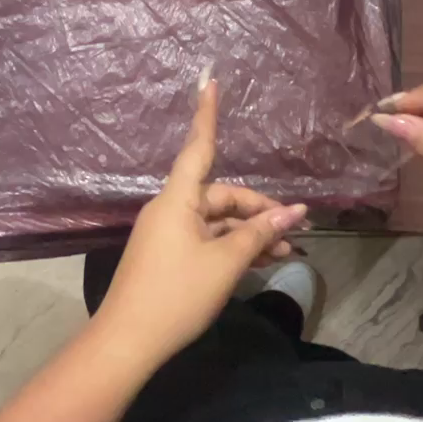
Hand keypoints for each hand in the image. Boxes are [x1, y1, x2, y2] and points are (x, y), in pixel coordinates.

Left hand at [93, 78, 306, 367]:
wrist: (128, 342)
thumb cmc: (176, 294)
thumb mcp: (225, 264)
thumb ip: (259, 234)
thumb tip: (293, 213)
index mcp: (178, 200)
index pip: (199, 147)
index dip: (207, 113)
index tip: (209, 79)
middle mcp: (171, 210)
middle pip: (221, 196)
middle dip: (258, 212)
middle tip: (295, 233)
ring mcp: (169, 235)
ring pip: (218, 222)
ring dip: (250, 234)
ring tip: (287, 253)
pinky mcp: (170, 257)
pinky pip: (208, 241)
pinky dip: (233, 248)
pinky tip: (263, 263)